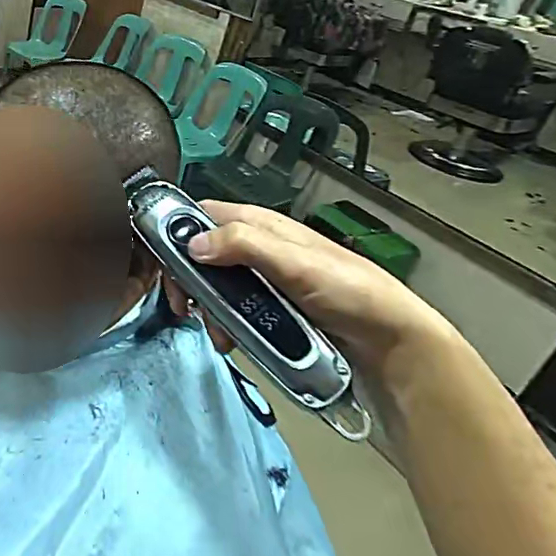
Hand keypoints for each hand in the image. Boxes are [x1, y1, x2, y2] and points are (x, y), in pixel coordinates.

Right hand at [170, 201, 456, 377]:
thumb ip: (244, 245)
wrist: (390, 341)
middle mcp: (258, 247)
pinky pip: (234, 311)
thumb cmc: (348, 290)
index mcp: (261, 225)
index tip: (164, 265)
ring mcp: (264, 280)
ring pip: (215, 285)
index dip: (178, 232)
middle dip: (188, 279)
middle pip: (203, 253)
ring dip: (206, 307)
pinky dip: (224, 323)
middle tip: (186, 308)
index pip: (204, 214)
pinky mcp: (271, 310)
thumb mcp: (295, 263)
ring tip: (215, 332)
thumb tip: (192, 244)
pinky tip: (229, 340)